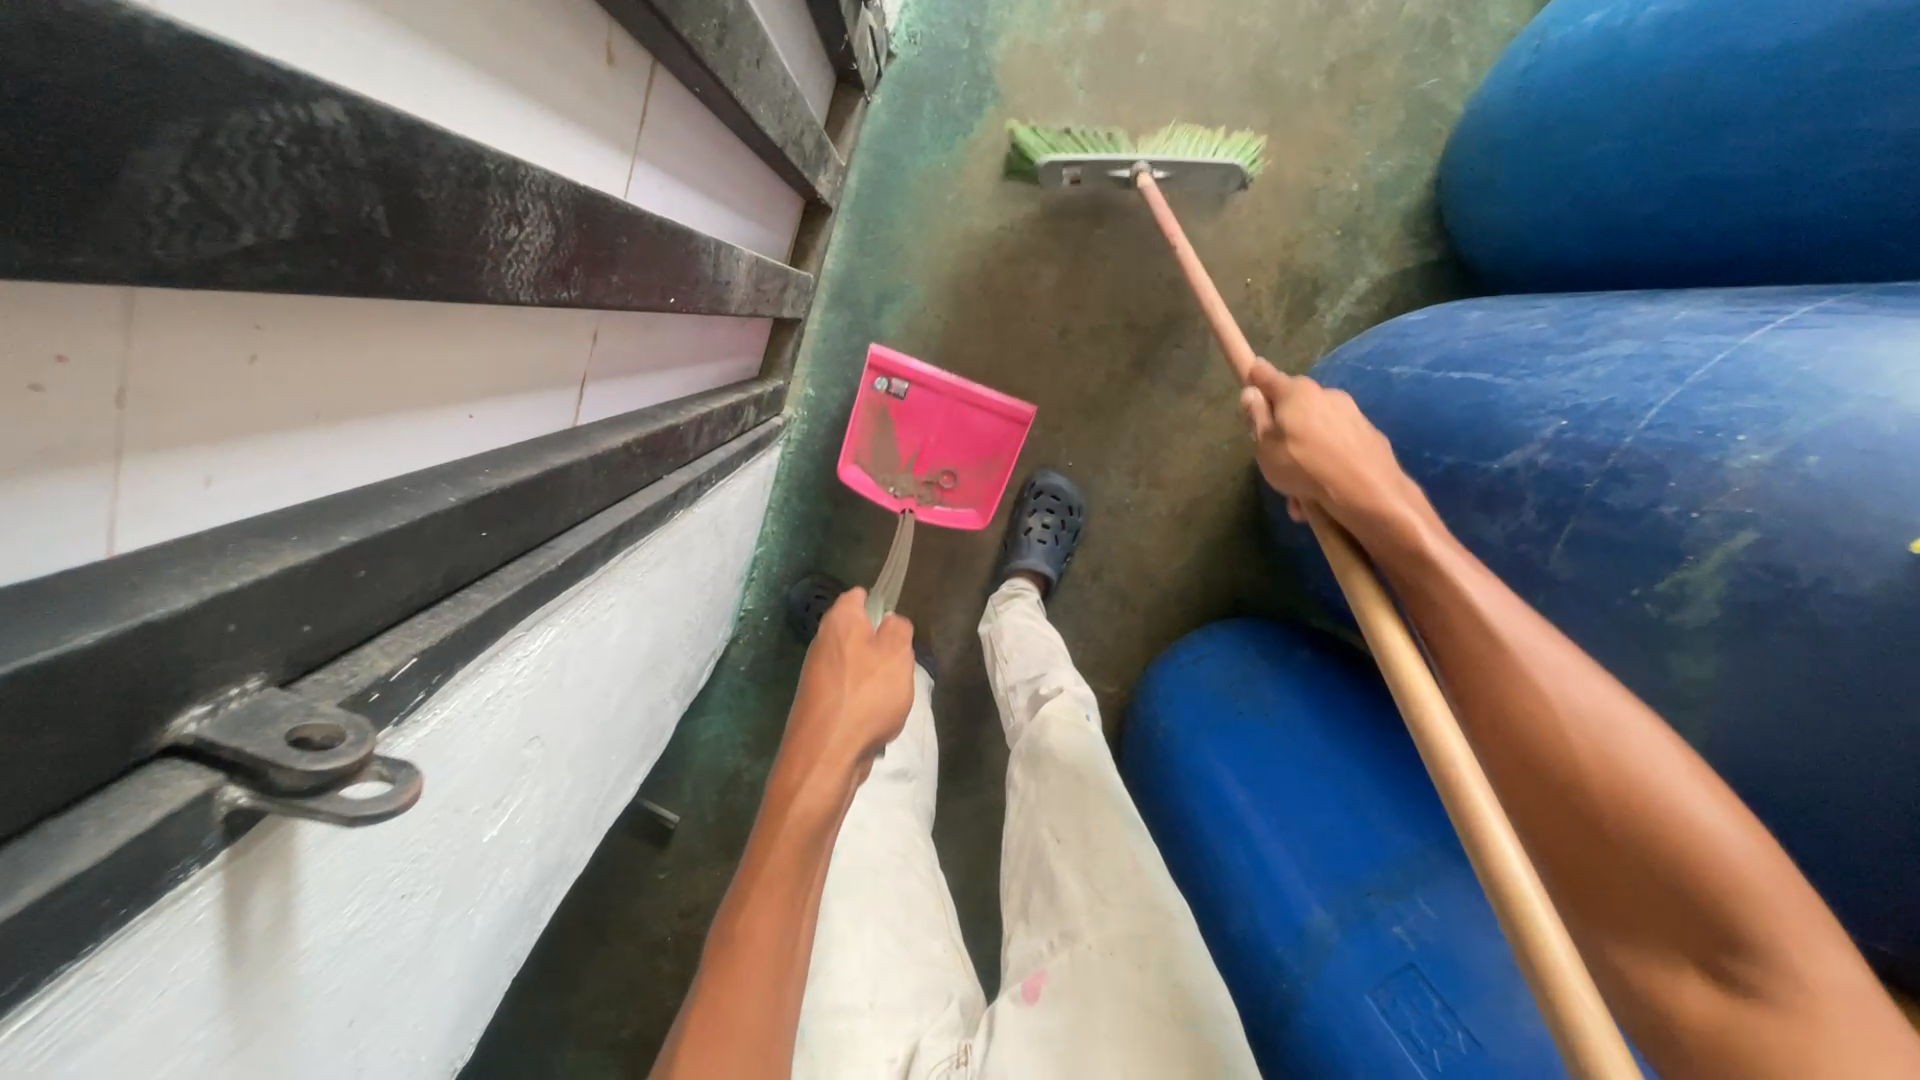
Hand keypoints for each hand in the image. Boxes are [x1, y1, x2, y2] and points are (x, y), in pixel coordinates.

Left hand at [775, 587, 915, 801]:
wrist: (827, 754)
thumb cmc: (867, 695)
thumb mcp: (898, 655)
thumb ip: (898, 630)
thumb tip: (891, 621)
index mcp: (840, 622)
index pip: (856, 596)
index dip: (876, 601)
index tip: (896, 618)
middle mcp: (823, 643)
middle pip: (855, 633)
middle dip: (880, 645)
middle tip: (901, 662)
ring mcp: (817, 676)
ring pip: (854, 665)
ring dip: (874, 677)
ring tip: (892, 695)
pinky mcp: (819, 704)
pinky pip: (848, 692)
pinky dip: (864, 701)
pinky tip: (876, 719)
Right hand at [1238, 358, 1438, 554]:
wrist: (1366, 491)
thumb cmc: (1303, 465)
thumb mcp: (1265, 447)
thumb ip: (1257, 419)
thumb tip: (1251, 393)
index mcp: (1296, 392)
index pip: (1265, 375)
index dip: (1253, 375)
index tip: (1246, 373)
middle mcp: (1325, 395)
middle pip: (1295, 407)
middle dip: (1283, 430)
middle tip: (1273, 458)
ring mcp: (1351, 414)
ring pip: (1316, 432)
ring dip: (1304, 456)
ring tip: (1298, 492)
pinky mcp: (1369, 435)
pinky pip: (1336, 448)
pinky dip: (1325, 466)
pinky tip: (1319, 496)